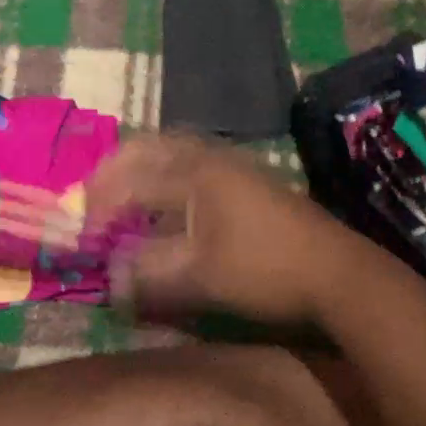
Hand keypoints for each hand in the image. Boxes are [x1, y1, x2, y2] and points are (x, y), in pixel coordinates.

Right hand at [87, 135, 359, 320]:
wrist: (339, 274)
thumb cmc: (265, 270)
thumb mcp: (200, 277)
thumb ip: (148, 274)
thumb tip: (109, 278)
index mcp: (192, 174)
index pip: (129, 181)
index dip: (100, 206)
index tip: (85, 235)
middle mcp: (207, 158)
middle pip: (146, 148)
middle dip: (113, 172)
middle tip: (93, 200)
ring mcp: (230, 165)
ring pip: (170, 152)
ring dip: (139, 170)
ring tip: (122, 198)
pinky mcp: (245, 180)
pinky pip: (188, 162)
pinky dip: (164, 175)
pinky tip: (164, 205)